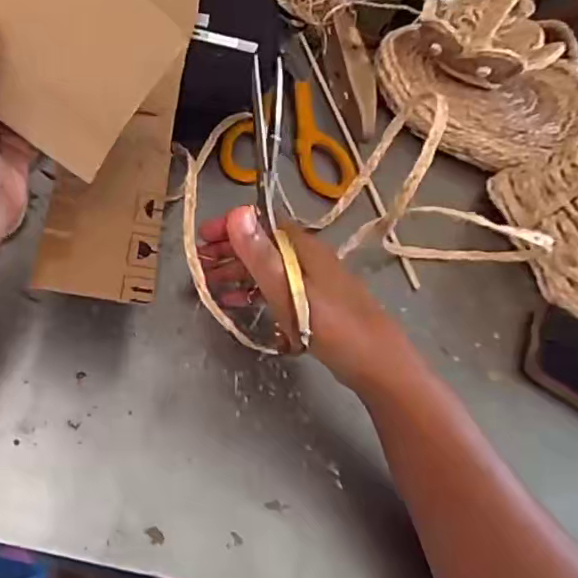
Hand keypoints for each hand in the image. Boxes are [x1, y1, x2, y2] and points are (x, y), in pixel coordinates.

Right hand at [198, 206, 415, 392]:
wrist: (379, 364)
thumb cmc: (333, 326)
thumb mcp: (289, 290)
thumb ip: (260, 254)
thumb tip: (237, 212)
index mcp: (301, 247)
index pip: (258, 222)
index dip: (228, 226)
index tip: (200, 239)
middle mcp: (305, 257)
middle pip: (260, 244)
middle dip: (227, 250)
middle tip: (198, 265)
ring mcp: (310, 279)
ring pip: (265, 267)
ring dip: (236, 272)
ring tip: (208, 284)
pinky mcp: (312, 302)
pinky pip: (275, 288)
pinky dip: (252, 291)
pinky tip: (235, 303)